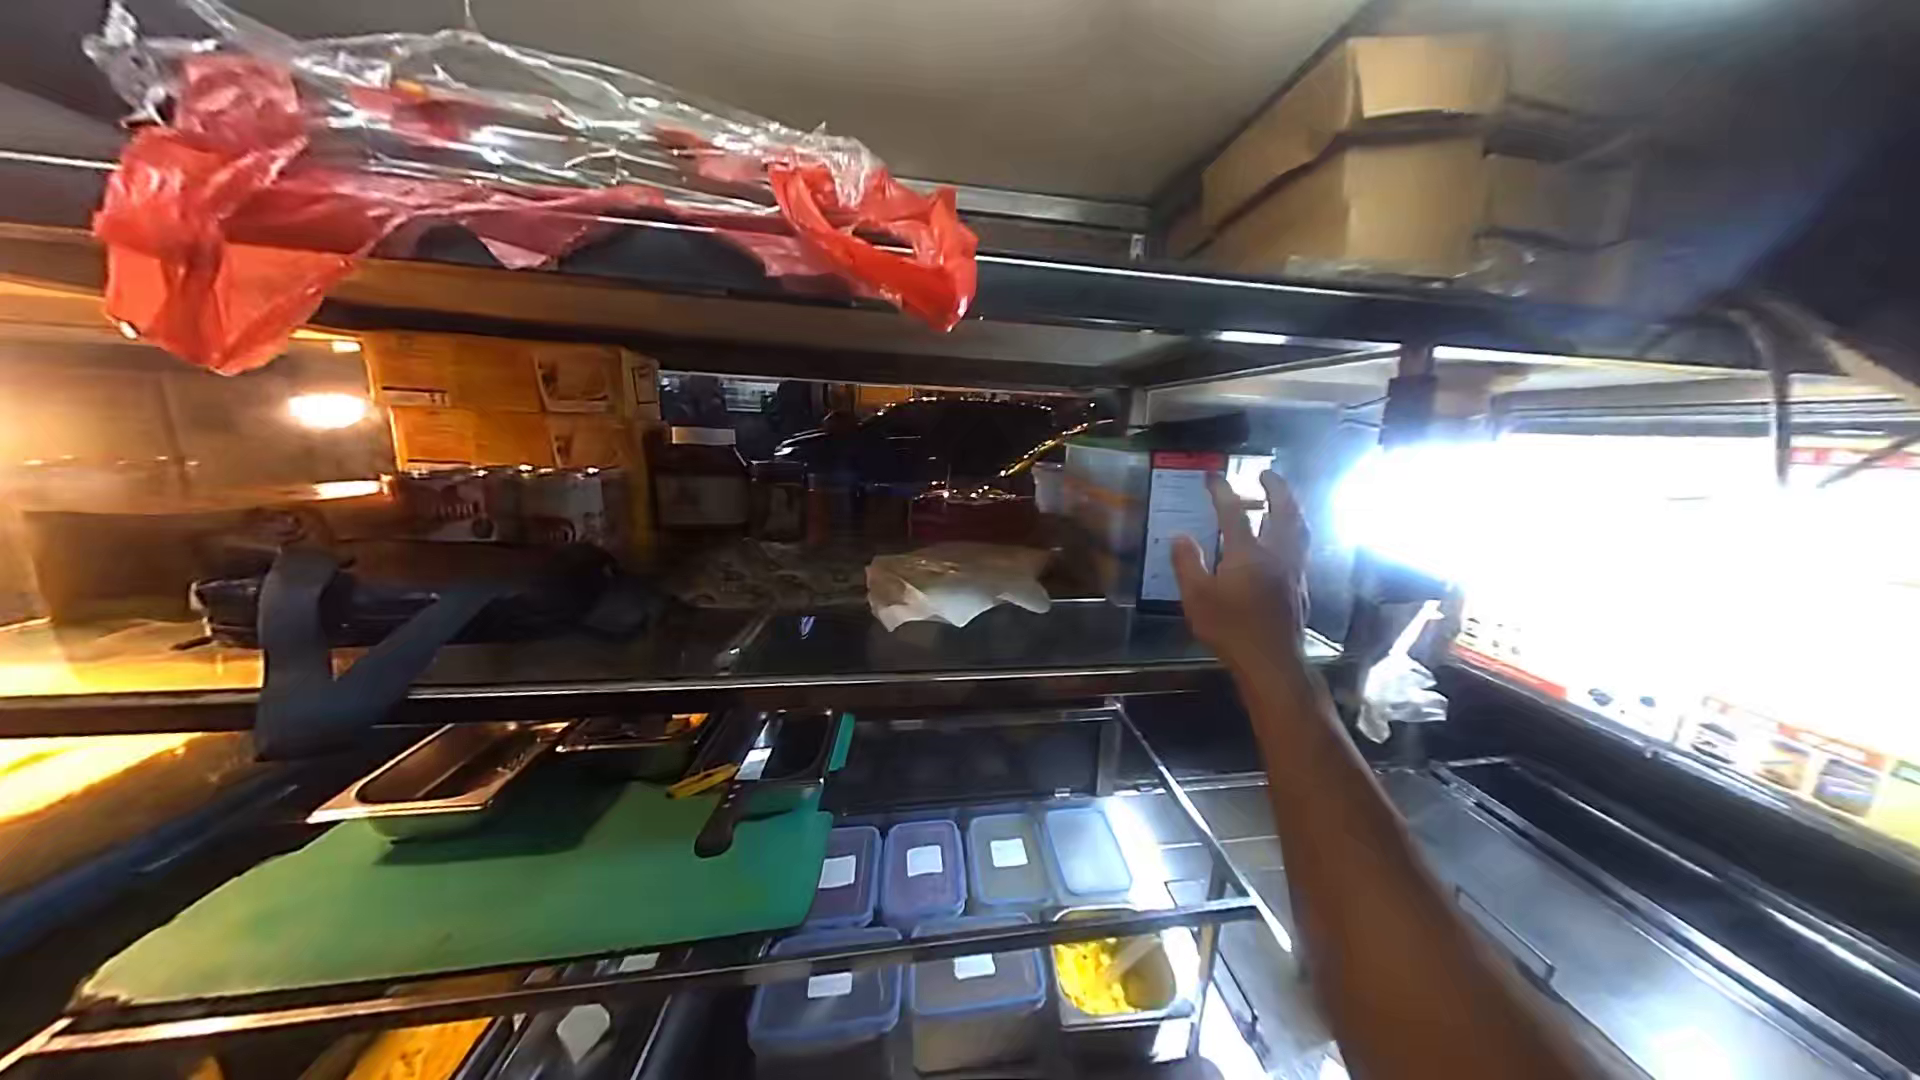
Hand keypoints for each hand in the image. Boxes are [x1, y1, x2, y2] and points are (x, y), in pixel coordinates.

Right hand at [1172, 471, 1309, 667]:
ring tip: (1284, 500)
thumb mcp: (1196, 596)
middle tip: (1267, 474)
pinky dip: (1296, 532)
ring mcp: (1293, 571)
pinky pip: (1302, 548)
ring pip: (1300, 529)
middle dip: (1277, 488)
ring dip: (1292, 508)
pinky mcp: (1300, 587)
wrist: (1271, 661)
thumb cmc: (1230, 628)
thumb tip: (1180, 536)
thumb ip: (1188, 563)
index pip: (1234, 512)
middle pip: (1284, 512)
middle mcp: (1277, 555)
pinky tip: (1287, 541)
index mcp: (1248, 553)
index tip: (1213, 476)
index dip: (1222, 491)